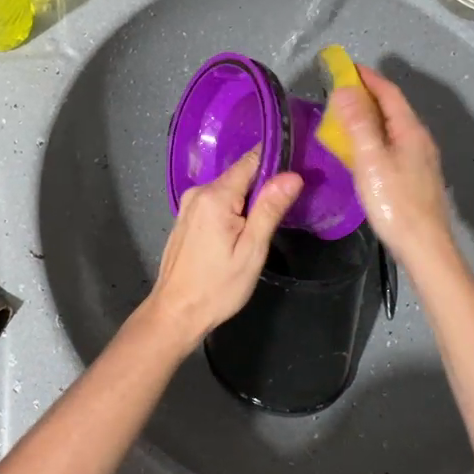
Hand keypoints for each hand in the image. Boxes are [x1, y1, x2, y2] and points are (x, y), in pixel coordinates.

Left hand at [143, 149, 302, 351]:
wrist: (176, 312)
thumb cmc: (217, 287)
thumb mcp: (252, 250)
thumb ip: (269, 209)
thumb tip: (292, 175)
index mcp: (215, 196)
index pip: (250, 161)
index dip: (275, 162)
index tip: (297, 171)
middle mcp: (199, 191)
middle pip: (239, 175)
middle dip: (264, 186)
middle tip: (287, 207)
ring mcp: (189, 204)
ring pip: (228, 189)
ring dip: (248, 200)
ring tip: (267, 222)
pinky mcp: (187, 217)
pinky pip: (216, 201)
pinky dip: (232, 209)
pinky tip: (241, 231)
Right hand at [332, 65, 457, 265]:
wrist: (424, 248)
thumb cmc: (395, 202)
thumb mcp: (371, 159)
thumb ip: (358, 123)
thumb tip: (345, 89)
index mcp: (411, 131)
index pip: (389, 93)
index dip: (368, 77)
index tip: (345, 67)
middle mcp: (420, 140)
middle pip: (393, 108)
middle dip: (367, 94)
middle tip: (339, 89)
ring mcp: (420, 160)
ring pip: (393, 127)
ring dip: (370, 116)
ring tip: (344, 115)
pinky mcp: (415, 178)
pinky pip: (392, 145)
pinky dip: (374, 136)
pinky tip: (360, 149)